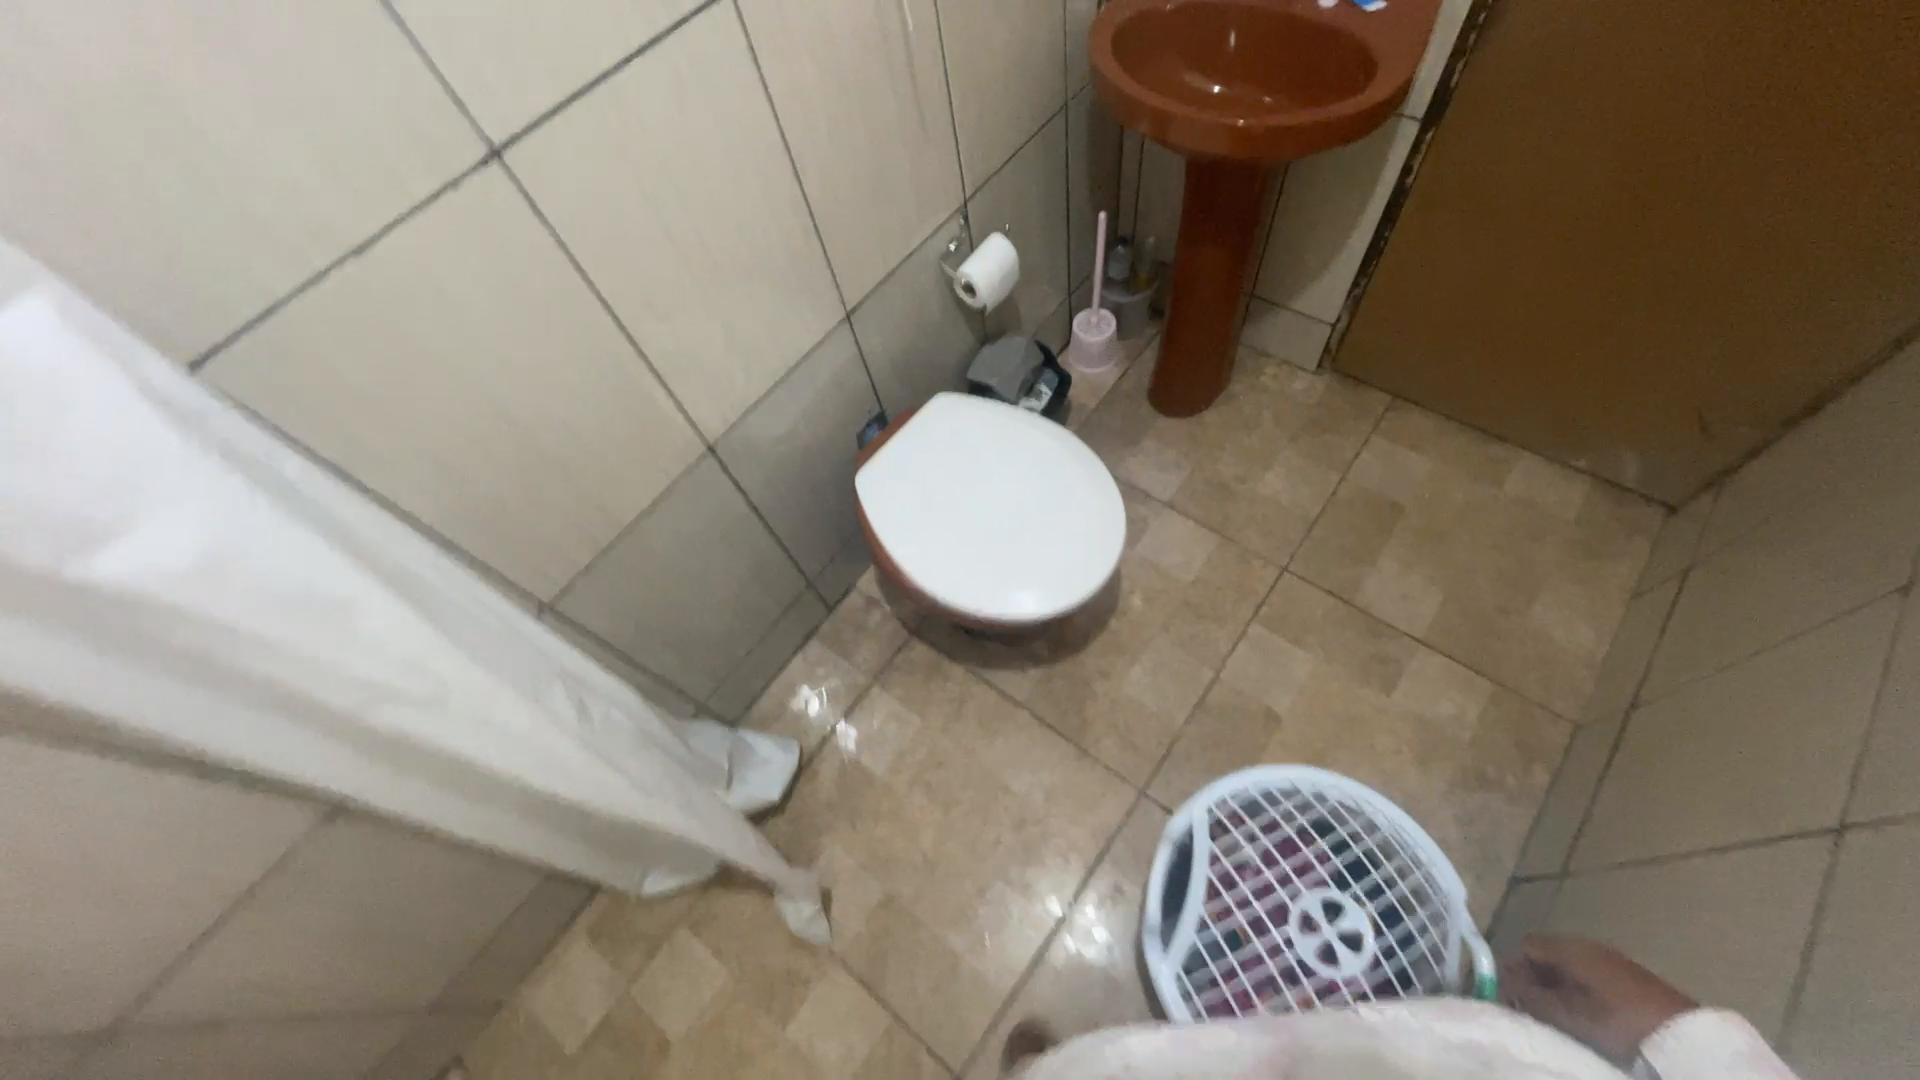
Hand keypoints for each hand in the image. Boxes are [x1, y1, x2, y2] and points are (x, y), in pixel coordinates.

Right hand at [1500, 934, 1698, 1067]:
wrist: (1689, 1043)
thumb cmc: (1617, 1023)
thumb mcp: (1565, 1014)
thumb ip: (1527, 997)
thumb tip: (1499, 985)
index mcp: (1569, 946)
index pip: (1525, 946)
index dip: (1512, 970)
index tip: (1509, 999)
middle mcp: (1590, 947)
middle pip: (1549, 958)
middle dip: (1536, 983)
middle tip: (1534, 1014)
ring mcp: (1617, 964)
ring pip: (1572, 972)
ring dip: (1561, 993)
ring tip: (1563, 1023)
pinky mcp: (1637, 984)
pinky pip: (1595, 983)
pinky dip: (1585, 999)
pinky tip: (1592, 1024)